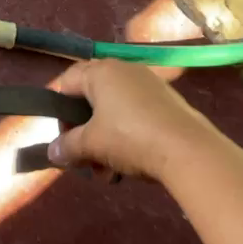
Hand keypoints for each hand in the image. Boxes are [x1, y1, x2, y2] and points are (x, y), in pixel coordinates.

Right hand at [46, 60, 220, 180]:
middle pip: (91, 100)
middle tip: (86, 161)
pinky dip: (127, 136)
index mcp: (100, 72)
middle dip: (84, 133)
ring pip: (114, 111)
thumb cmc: (131, 138)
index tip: (63, 139)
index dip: (59, 111)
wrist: (190, 151)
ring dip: (105, 141)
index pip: (65, 83)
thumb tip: (52, 152)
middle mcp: (122, 70)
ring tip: (110, 173)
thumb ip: (68, 146)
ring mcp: (148, 84)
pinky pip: (136, 115)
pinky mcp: (167, 101)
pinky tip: (132, 165)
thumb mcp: (92, 144)